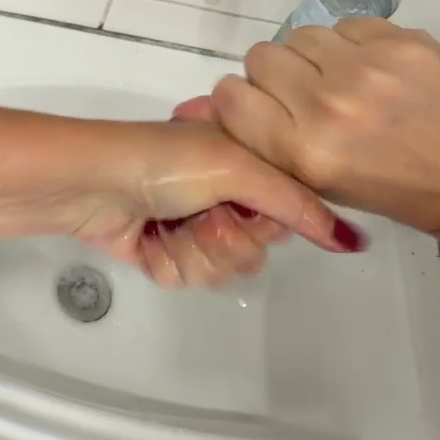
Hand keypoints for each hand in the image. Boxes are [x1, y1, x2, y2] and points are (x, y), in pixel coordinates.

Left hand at [45, 117, 357, 288]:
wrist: (87, 181)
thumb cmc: (160, 162)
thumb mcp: (233, 165)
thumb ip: (294, 202)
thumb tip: (353, 240)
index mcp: (238, 161)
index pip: (287, 211)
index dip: (272, 220)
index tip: (248, 210)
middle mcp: (217, 192)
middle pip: (257, 246)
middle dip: (231, 239)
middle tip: (204, 217)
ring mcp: (187, 224)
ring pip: (225, 269)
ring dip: (200, 252)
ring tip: (171, 225)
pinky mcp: (159, 253)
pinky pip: (189, 279)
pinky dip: (172, 262)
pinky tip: (151, 241)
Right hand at [202, 18, 439, 234]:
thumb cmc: (381, 187)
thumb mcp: (307, 180)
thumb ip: (250, 139)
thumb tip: (187, 107)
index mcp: (303, 151)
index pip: (230, 96)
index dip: (241, 100)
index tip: (264, 109)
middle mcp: (329, 106)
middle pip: (260, 57)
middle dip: (277, 75)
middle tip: (306, 96)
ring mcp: (368, 69)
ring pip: (301, 35)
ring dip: (313, 56)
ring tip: (342, 81)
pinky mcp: (402, 43)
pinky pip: (345, 24)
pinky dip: (352, 44)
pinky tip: (373, 71)